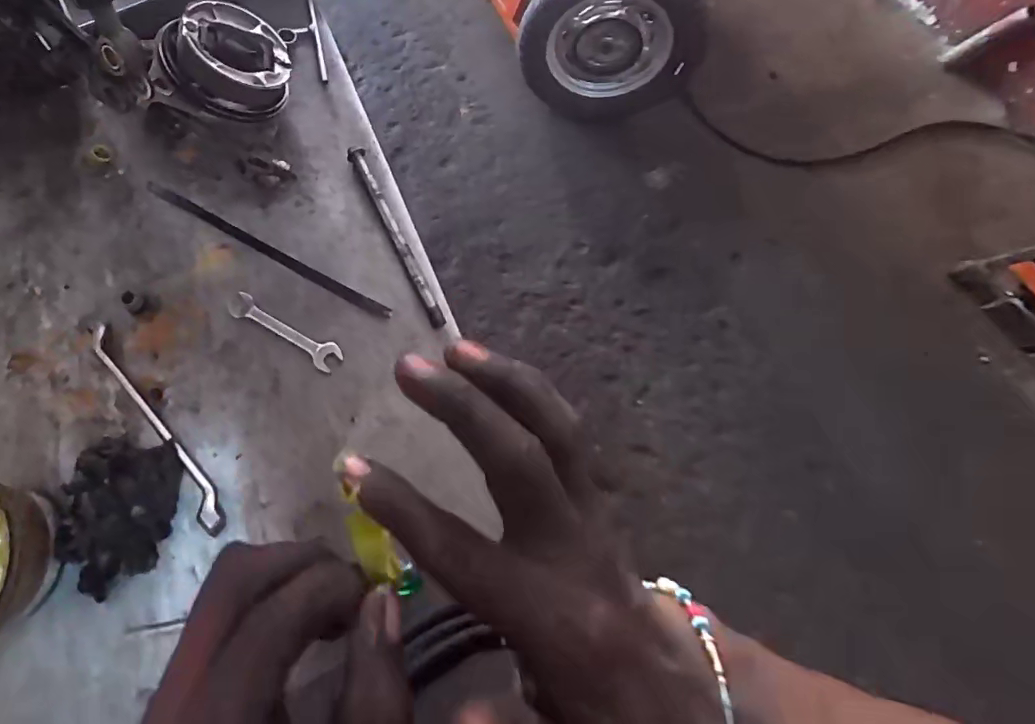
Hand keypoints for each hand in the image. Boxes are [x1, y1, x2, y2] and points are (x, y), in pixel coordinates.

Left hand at [142, 541, 408, 723]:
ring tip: (332, 611)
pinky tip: (301, 633)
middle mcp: (176, 694)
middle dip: (302, 566)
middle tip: (352, 590)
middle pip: (234, 581)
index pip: (267, 619)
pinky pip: (218, 618)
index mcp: (217, 721)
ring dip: (285, 581)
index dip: (327, 588)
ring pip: (222, 592)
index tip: (374, 592)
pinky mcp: (175, 693)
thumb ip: (374, 698)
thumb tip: (382, 600)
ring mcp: (167, 691)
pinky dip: (266, 605)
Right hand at [339, 341, 721, 723]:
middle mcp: (575, 550)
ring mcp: (596, 517)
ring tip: (456, 348)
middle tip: (409, 367)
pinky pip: (571, 434)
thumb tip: (458, 712)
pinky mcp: (605, 502)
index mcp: (550, 615)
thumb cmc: (604, 715)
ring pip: (558, 430)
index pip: (461, 549)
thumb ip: (507, 722)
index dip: (402, 506)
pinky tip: (499, 371)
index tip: (351, 466)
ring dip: (506, 381)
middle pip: (519, 460)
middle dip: (462, 408)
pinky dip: (534, 395)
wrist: (682, 702)